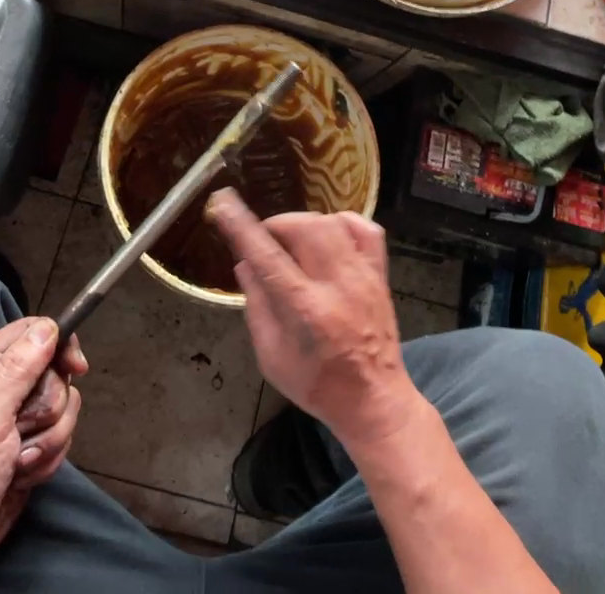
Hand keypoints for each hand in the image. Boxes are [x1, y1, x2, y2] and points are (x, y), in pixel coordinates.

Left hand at [0, 317, 87, 581]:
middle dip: (47, 407)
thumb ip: (19, 368)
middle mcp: (1, 386)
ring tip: (18, 459)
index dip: (59, 344)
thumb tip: (49, 328)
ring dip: (48, 437)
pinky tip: (22, 473)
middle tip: (21, 430)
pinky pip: (61, 434)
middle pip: (54, 372)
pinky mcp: (30, 441)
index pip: (32, 331)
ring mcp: (16, 416)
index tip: (76, 368)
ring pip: (63, 406)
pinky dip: (47, 456)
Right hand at [207, 189, 423, 449]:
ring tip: (292, 242)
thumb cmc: (316, 384)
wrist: (374, 400)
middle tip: (264, 241)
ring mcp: (363, 277)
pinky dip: (342, 223)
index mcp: (305, 311)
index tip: (224, 204)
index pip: (268, 256)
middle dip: (276, 225)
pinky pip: (366, 230)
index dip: (242, 227)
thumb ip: (256, 306)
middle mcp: (337, 286)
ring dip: (304, 224)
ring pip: (332, 223)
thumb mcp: (270, 356)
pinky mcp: (380, 275)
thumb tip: (245, 263)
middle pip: (305, 228)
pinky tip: (328, 235)